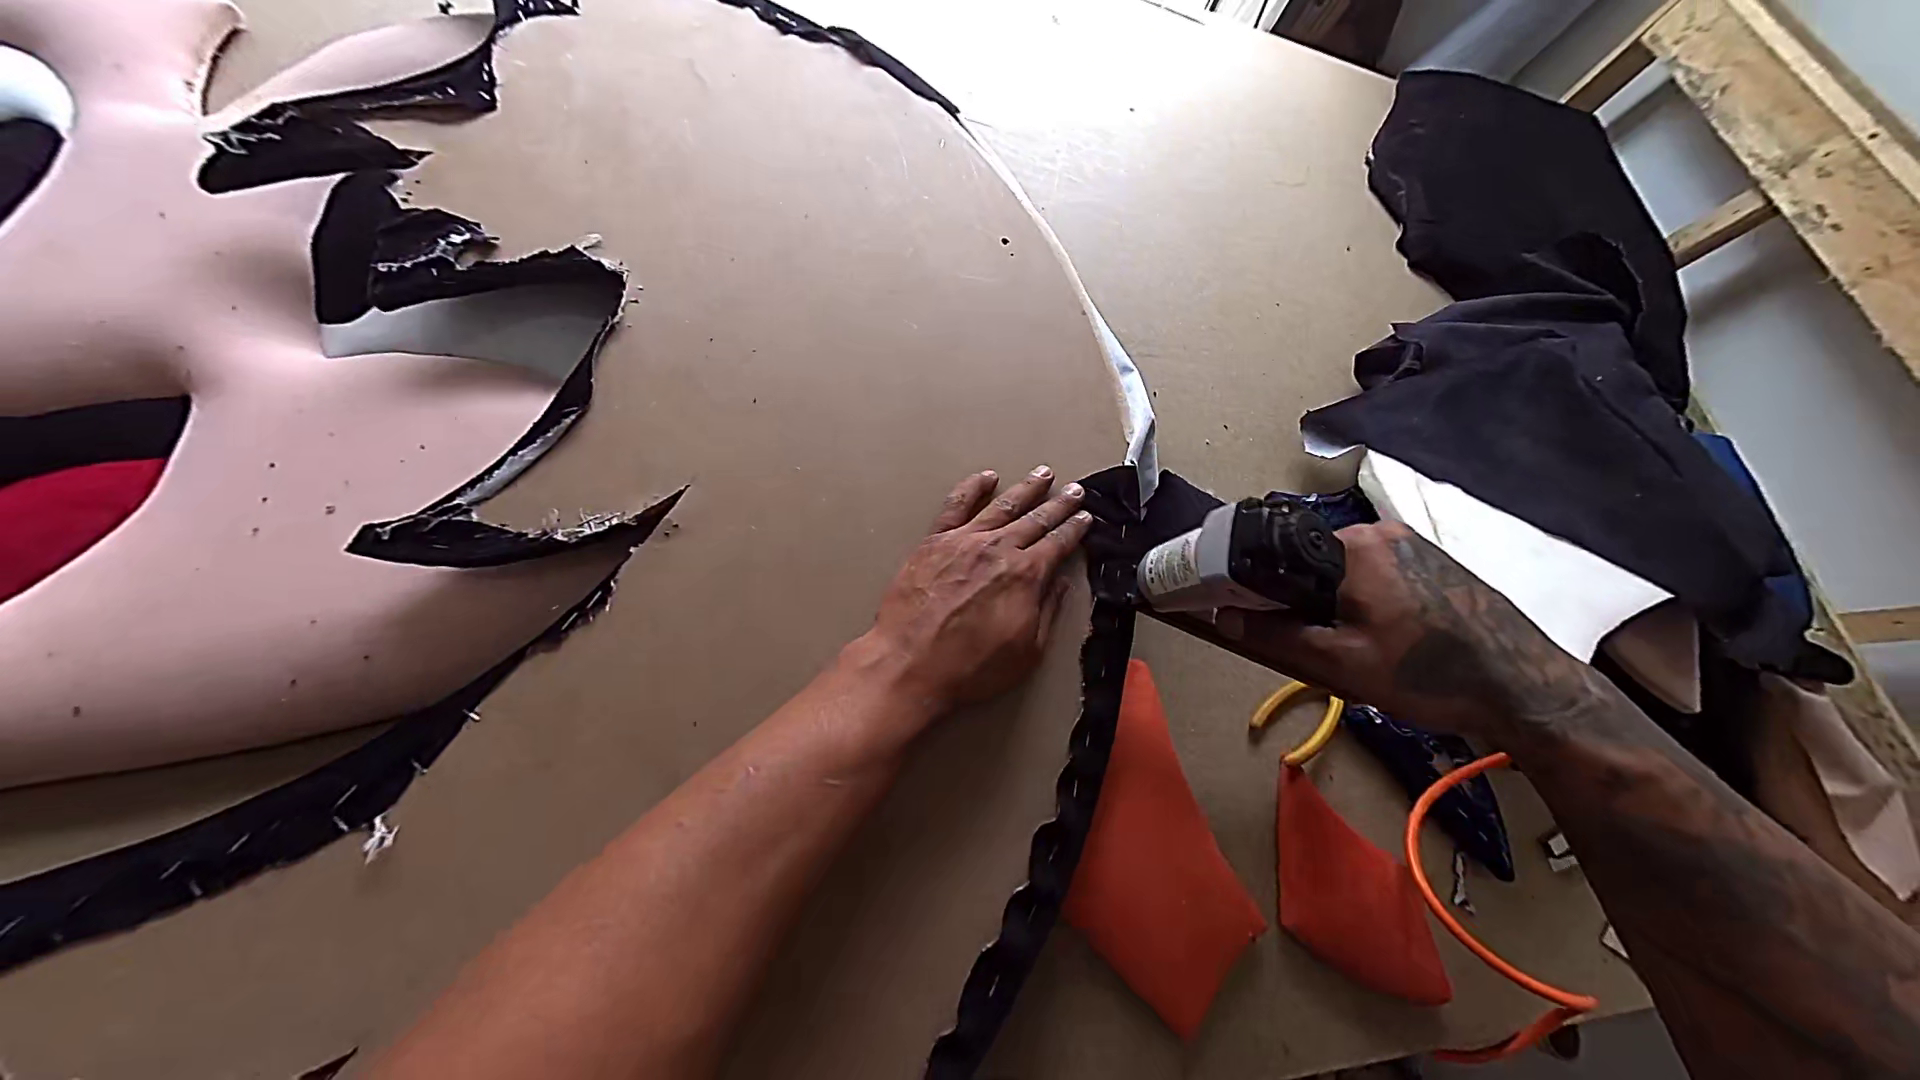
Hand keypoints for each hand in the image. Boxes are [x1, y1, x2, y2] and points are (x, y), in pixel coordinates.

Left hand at [862, 466, 1091, 716]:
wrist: (910, 665)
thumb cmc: (967, 666)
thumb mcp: (1027, 651)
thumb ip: (1047, 611)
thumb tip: (1058, 585)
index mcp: (1025, 575)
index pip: (1058, 543)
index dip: (1075, 530)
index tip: (1085, 519)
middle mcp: (997, 550)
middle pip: (1036, 519)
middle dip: (1059, 504)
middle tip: (1074, 491)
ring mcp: (964, 542)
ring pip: (1003, 505)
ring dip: (1026, 488)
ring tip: (1042, 474)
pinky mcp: (934, 543)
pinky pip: (956, 505)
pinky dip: (973, 488)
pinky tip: (986, 478)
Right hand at [1213, 522, 1594, 741]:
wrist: (1529, 692)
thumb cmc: (1429, 674)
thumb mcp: (1340, 663)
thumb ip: (1275, 636)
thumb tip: (1223, 618)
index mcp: (1355, 546)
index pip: (1281, 556)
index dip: (1263, 591)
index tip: (1262, 622)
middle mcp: (1383, 533)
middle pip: (1312, 564)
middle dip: (1305, 602)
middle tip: (1320, 647)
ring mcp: (1414, 545)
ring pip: (1345, 572)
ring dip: (1337, 604)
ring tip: (1358, 648)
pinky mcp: (1435, 562)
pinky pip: (1378, 575)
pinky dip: (1367, 602)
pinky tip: (1387, 638)